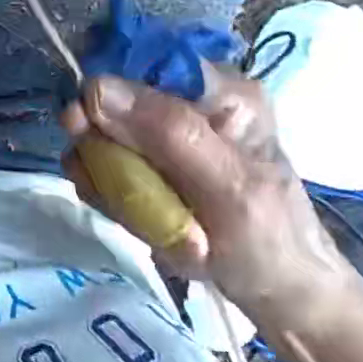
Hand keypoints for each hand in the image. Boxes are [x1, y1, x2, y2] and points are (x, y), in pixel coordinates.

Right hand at [62, 71, 355, 328]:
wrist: (281, 300)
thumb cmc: (271, 241)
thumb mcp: (229, 185)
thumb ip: (167, 132)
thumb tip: (93, 87)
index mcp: (216, 89)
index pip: (141, 62)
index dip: (102, 89)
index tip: (81, 127)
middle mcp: (185, 102)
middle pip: (112, 101)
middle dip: (102, 147)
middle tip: (101, 181)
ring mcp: (163, 136)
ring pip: (101, 136)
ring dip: (105, 178)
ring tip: (137, 218)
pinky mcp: (147, 165)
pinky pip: (103, 165)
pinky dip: (107, 193)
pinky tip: (131, 219)